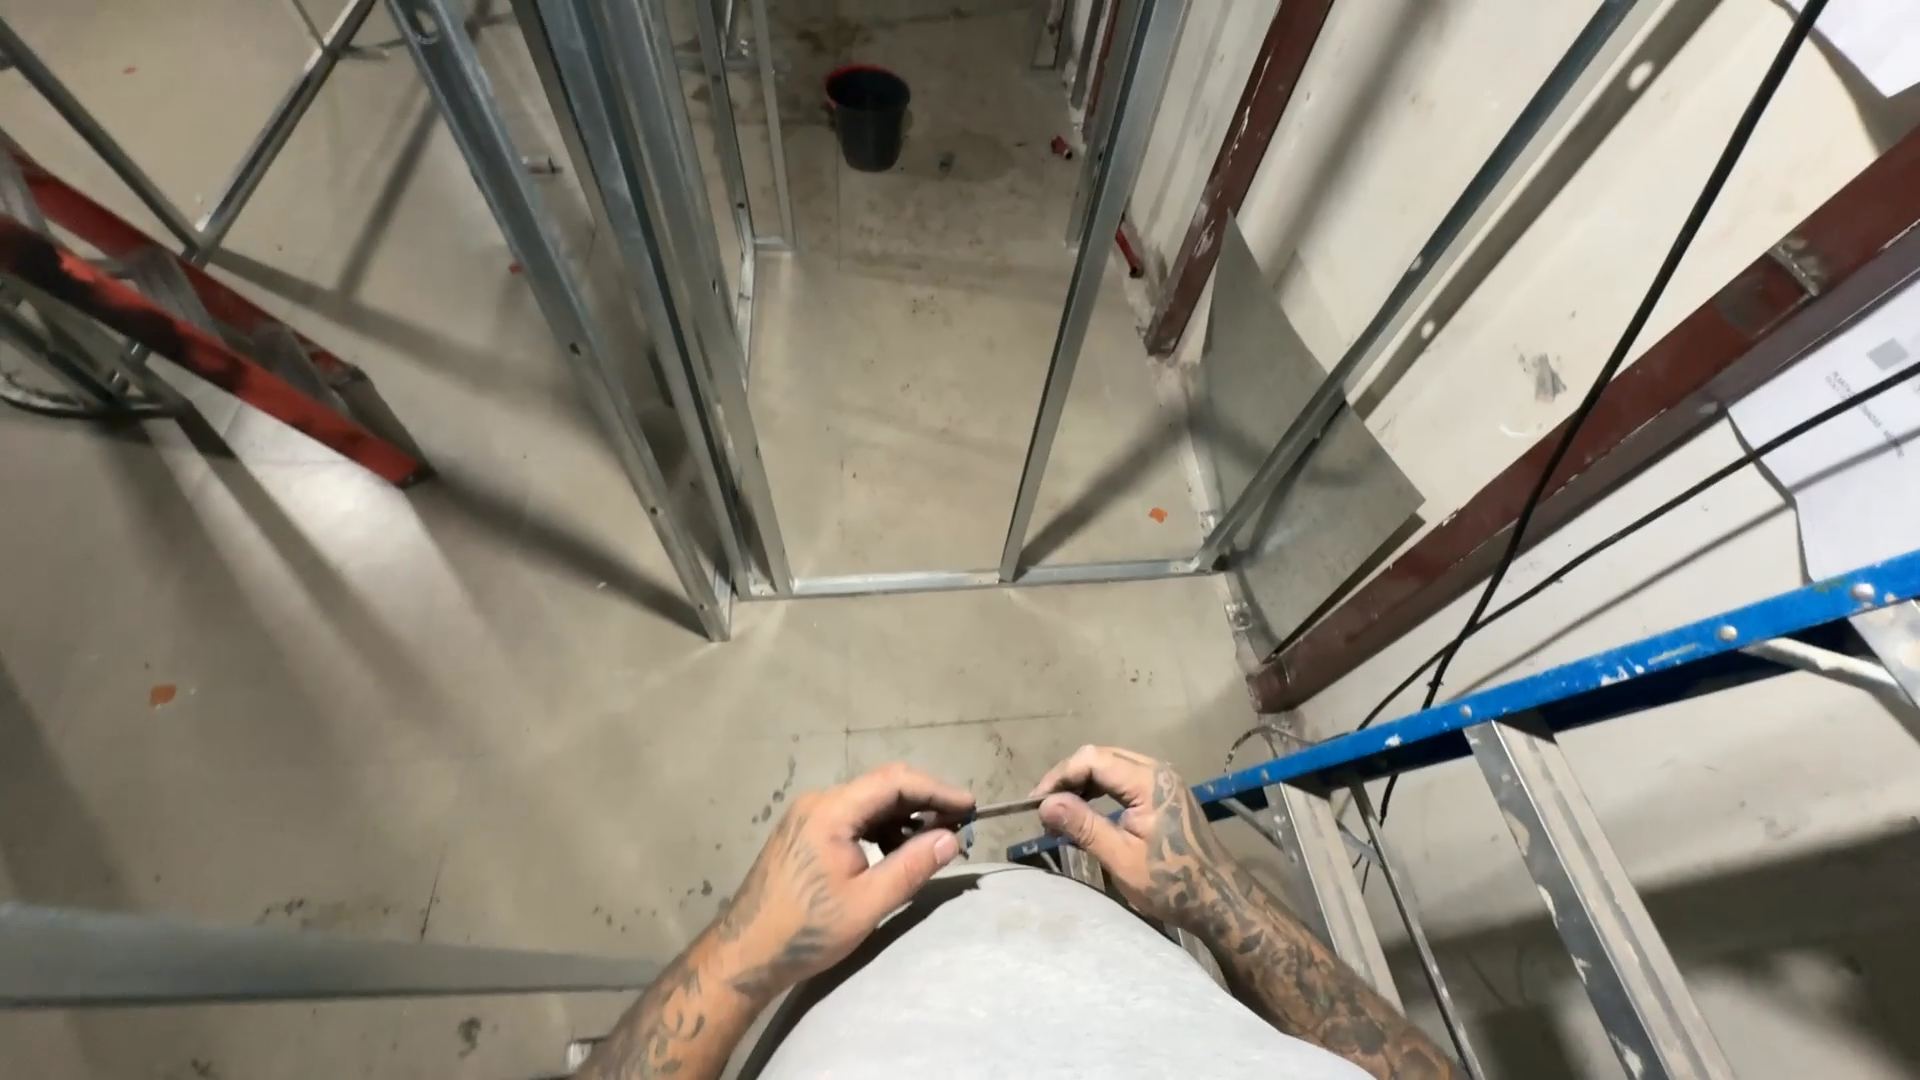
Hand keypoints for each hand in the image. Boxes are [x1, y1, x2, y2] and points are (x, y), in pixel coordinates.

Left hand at [713, 763, 972, 1002]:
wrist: (744, 955)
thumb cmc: (805, 931)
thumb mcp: (866, 904)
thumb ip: (911, 867)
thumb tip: (952, 839)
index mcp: (832, 810)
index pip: (895, 781)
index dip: (936, 790)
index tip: (970, 806)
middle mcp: (820, 801)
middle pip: (883, 786)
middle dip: (925, 801)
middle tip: (960, 823)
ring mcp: (810, 814)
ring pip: (869, 801)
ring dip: (905, 816)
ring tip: (934, 841)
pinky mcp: (807, 830)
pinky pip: (854, 816)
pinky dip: (882, 828)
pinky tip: (897, 851)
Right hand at [1031, 745, 1245, 938]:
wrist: (1220, 901)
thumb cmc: (1171, 883)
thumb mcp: (1121, 858)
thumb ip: (1083, 826)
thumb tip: (1045, 805)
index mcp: (1148, 781)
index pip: (1092, 759)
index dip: (1060, 776)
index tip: (1037, 803)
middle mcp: (1156, 771)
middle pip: (1100, 757)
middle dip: (1068, 778)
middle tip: (1045, 807)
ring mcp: (1163, 780)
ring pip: (1110, 765)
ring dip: (1082, 783)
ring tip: (1061, 810)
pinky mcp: (1164, 793)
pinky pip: (1123, 778)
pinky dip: (1099, 790)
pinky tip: (1086, 810)